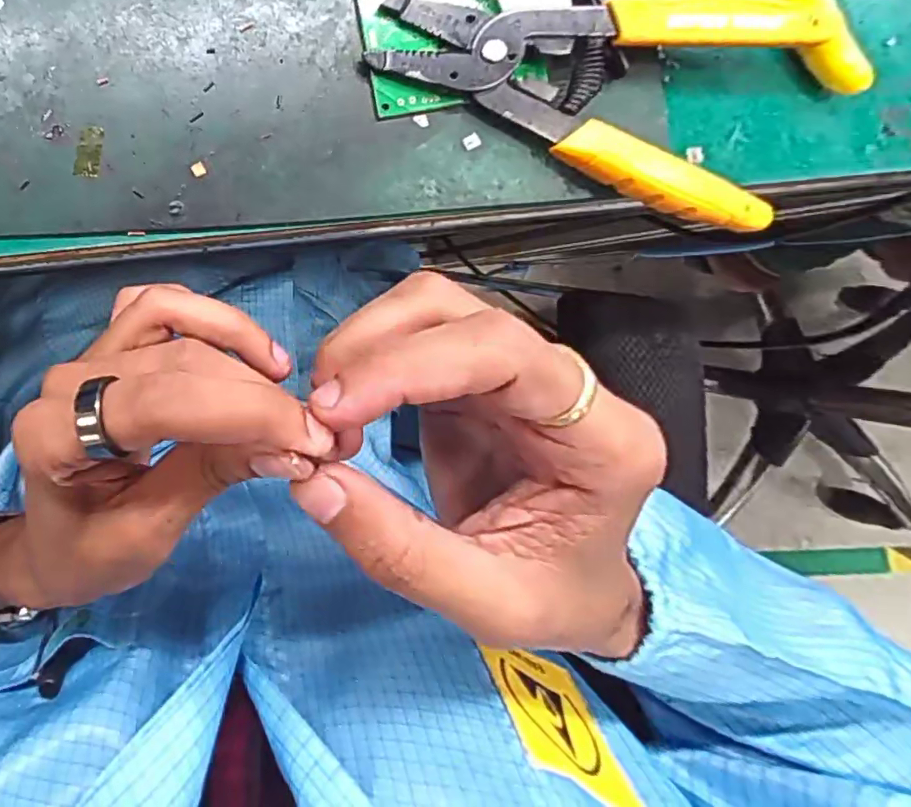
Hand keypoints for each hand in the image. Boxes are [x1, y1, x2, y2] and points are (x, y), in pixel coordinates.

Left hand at [0, 284, 334, 644]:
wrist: (48, 543)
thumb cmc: (87, 552)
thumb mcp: (148, 532)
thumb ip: (210, 475)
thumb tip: (291, 444)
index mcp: (54, 434)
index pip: (159, 401)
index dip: (241, 411)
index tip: (310, 437)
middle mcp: (64, 381)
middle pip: (172, 359)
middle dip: (254, 391)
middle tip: (315, 431)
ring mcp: (83, 358)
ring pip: (164, 314)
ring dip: (232, 338)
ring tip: (279, 379)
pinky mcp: (104, 349)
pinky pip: (154, 309)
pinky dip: (203, 319)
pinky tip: (240, 351)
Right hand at [292, 272, 664, 658]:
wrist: (578, 594)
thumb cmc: (554, 597)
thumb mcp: (486, 604)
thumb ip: (398, 551)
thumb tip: (311, 481)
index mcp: (599, 435)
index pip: (498, 351)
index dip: (404, 366)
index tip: (333, 411)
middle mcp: (559, 380)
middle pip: (448, 309)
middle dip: (367, 350)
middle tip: (322, 414)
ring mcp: (509, 366)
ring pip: (420, 306)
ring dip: (357, 347)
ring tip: (331, 410)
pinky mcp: (465, 371)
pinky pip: (403, 333)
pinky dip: (358, 359)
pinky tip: (345, 406)